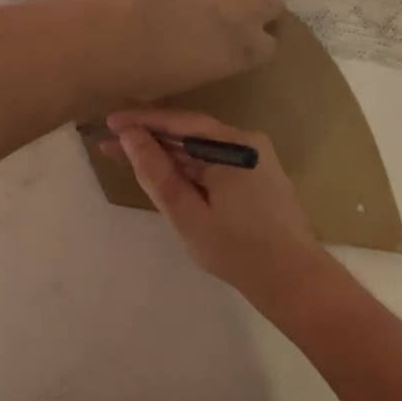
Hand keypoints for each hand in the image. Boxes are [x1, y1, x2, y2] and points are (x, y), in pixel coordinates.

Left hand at [66, 0, 283, 101]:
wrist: (108, 33)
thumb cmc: (141, 75)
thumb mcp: (182, 83)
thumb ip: (205, 63)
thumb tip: (197, 54)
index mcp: (246, 50)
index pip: (267, 45)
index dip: (249, 43)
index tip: (232, 46)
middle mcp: (246, 10)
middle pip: (270, 4)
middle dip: (252, 8)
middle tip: (221, 15)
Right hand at [103, 109, 337, 298]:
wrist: (293, 278)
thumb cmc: (237, 249)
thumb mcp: (188, 214)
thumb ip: (157, 174)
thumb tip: (131, 138)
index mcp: (233, 147)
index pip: (180, 123)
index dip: (141, 122)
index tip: (109, 124)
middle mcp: (247, 144)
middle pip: (190, 134)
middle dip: (150, 139)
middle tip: (109, 145)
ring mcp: (256, 160)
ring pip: (202, 151)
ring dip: (167, 155)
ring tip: (130, 160)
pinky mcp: (259, 178)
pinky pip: (216, 164)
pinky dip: (188, 168)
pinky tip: (167, 176)